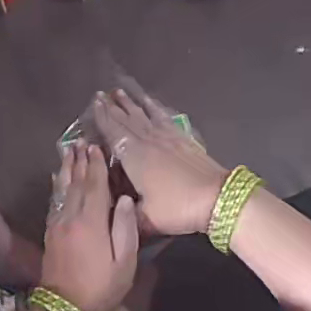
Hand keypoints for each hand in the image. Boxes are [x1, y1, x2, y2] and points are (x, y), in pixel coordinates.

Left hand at [39, 143, 138, 310]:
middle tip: (81, 141)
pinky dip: (58, 187)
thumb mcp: (124, 261)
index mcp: (92, 221)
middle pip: (77, 183)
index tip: (96, 147)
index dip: (96, 166)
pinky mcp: (51, 233)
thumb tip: (126, 199)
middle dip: (80, 162)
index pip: (95, 186)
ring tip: (68, 151)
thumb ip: (126, 227)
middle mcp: (71, 217)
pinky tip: (58, 180)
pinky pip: (55, 202)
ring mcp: (58, 224)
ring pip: (63, 190)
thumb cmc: (102, 286)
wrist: (66, 308)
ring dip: (66, 170)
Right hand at [90, 87, 227, 236]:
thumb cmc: (177, 207)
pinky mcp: (182, 138)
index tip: (93, 103)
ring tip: (120, 92)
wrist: (217, 197)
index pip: (113, 131)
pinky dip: (154, 107)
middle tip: (101, 94)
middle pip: (126, 119)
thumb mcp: (145, 218)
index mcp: (134, 156)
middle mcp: (147, 140)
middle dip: (112, 106)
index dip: (102, 117)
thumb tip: (112, 207)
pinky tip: (150, 101)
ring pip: (144, 114)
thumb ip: (125, 212)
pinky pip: (163, 117)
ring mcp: (167, 137)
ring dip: (130, 103)